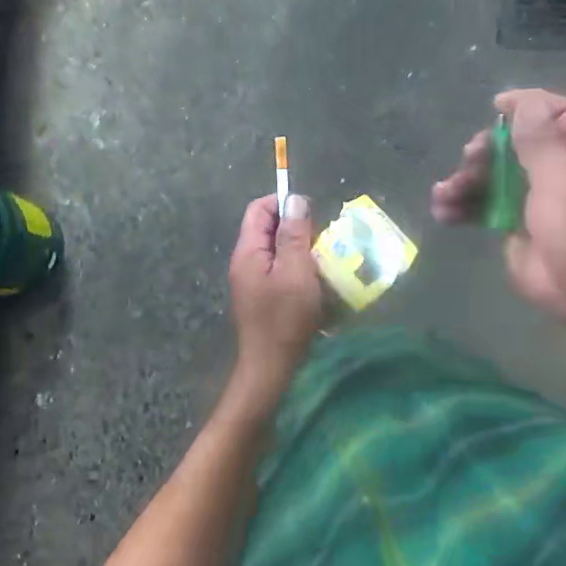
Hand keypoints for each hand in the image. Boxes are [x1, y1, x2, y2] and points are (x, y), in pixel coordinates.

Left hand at [228, 194, 322, 387]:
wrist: (270, 366)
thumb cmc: (285, 319)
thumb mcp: (296, 272)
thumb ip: (294, 235)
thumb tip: (295, 199)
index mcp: (247, 251)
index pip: (258, 209)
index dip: (283, 203)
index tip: (311, 214)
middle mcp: (244, 261)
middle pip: (266, 228)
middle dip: (294, 227)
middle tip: (321, 240)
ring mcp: (251, 279)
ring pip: (275, 249)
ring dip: (298, 249)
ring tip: (321, 259)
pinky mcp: (261, 295)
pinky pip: (278, 269)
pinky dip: (296, 268)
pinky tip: (314, 280)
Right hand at [432, 89, 565, 321]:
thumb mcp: (561, 179)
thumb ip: (539, 140)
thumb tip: (524, 101)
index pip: (563, 114)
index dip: (531, 104)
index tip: (495, 106)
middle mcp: (562, 174)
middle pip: (517, 146)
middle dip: (486, 149)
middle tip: (468, 159)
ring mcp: (538, 202)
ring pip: (495, 177)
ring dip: (465, 181)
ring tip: (443, 194)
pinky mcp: (517, 229)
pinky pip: (485, 208)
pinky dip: (462, 208)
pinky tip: (443, 212)